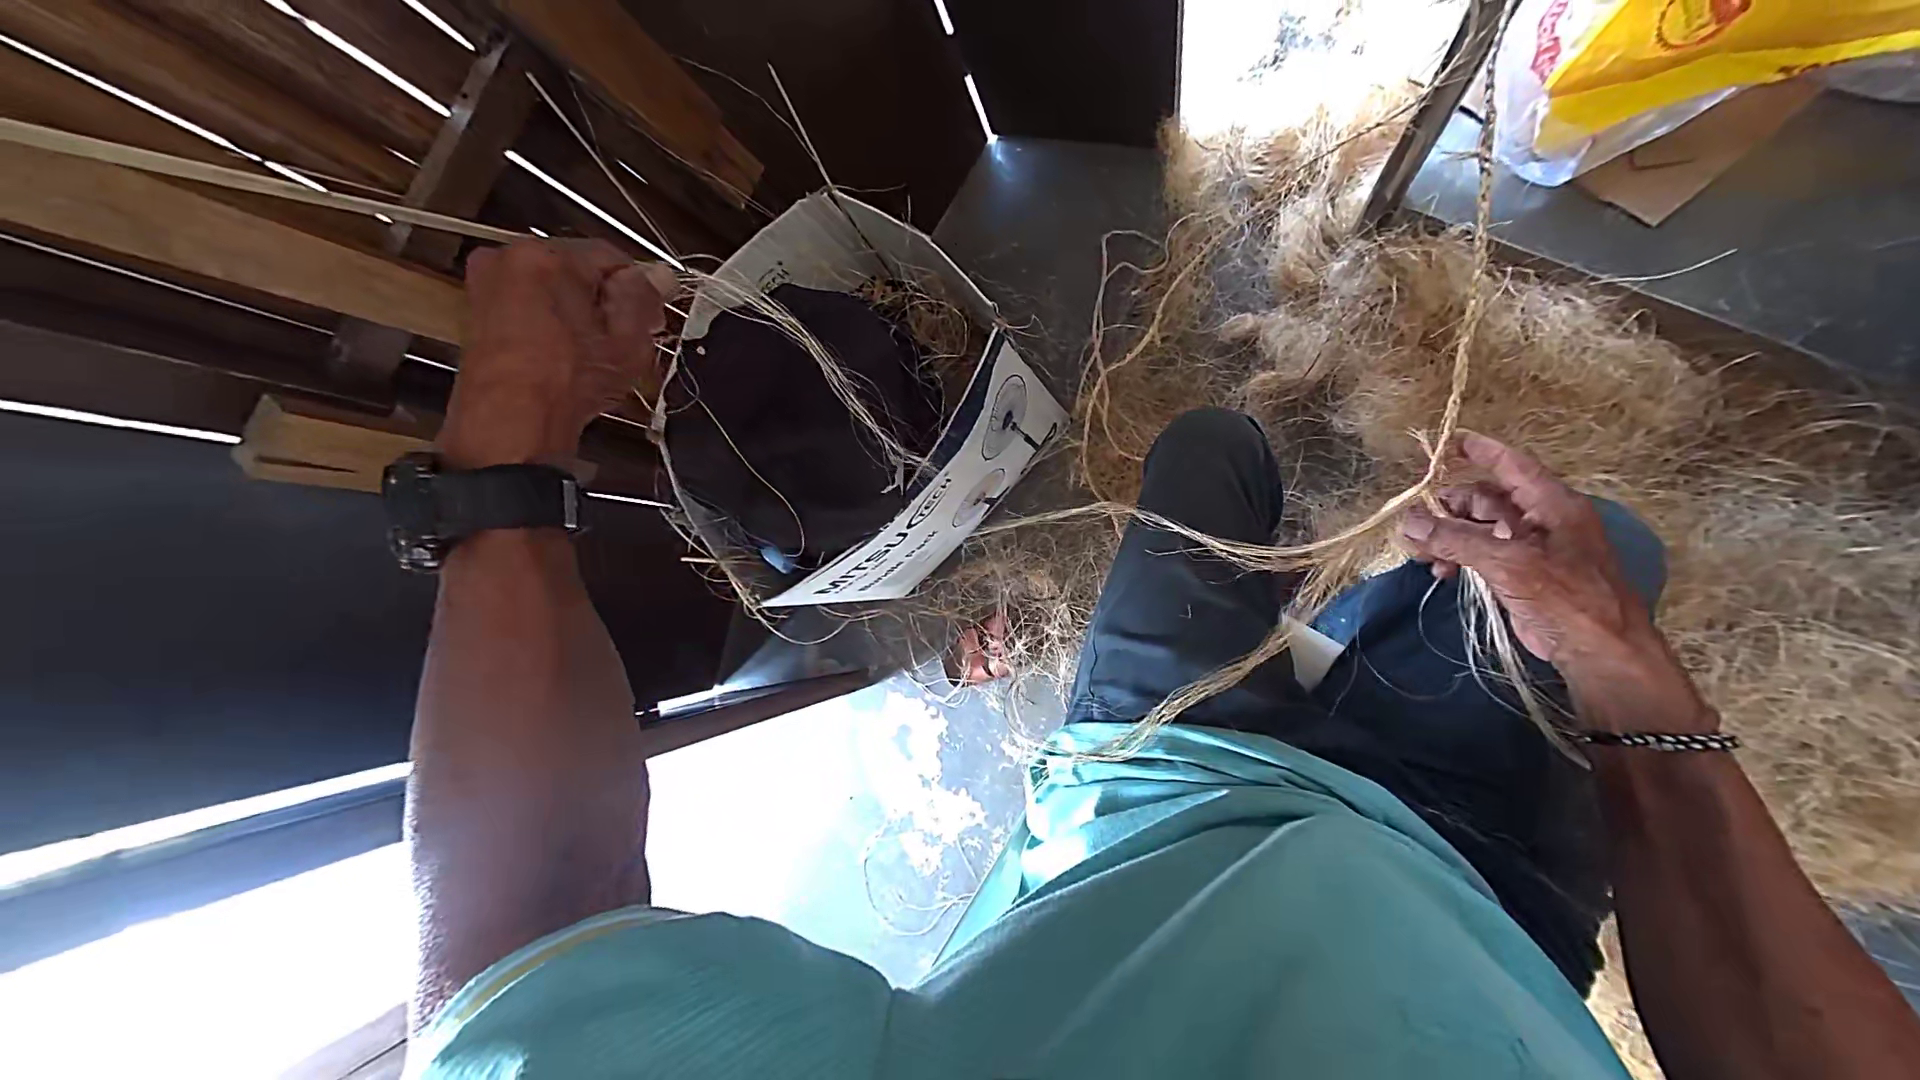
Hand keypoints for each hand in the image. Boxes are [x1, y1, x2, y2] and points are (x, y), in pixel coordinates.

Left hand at [438, 239, 675, 468]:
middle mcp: (508, 258)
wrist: (512, 420)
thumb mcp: (626, 340)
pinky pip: (533, 308)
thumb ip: (643, 299)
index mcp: (546, 255)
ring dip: (583, 316)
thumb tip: (659, 275)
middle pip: (579, 271)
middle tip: (630, 340)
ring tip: (601, 355)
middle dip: (608, 302)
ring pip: (555, 291)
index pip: (611, 256)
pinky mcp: (478, 314)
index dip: (640, 288)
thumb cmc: (568, 379)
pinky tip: (572, 358)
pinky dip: (556, 326)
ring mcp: (487, 286)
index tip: (653, 317)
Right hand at [1398, 432, 1714, 732]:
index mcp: (1552, 506)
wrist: (1598, 649)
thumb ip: (1455, 539)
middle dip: (1449, 507)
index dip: (1482, 451)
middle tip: (1416, 520)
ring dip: (1447, 537)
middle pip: (1486, 499)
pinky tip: (1440, 573)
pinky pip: (1478, 554)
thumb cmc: (1565, 596)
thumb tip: (1407, 520)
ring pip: (1477, 528)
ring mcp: (1529, 548)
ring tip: (1422, 553)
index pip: (1513, 466)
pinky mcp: (1519, 574)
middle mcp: (1541, 521)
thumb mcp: (1507, 562)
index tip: (1450, 439)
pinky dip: (1456, 559)